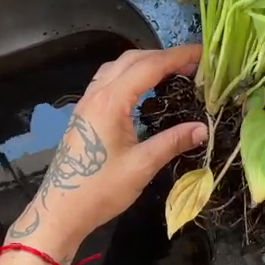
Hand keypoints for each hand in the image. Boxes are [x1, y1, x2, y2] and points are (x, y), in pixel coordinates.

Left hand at [6, 45, 207, 259]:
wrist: (62, 210)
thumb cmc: (101, 189)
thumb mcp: (142, 166)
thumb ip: (173, 142)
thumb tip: (202, 129)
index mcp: (111, 101)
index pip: (149, 66)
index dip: (178, 57)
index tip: (202, 55)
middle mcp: (96, 95)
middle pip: (131, 60)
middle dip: (163, 56)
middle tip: (192, 65)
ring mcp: (86, 104)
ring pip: (116, 68)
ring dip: (144, 63)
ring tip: (170, 73)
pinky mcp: (83, 115)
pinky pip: (107, 82)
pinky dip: (129, 76)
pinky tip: (142, 90)